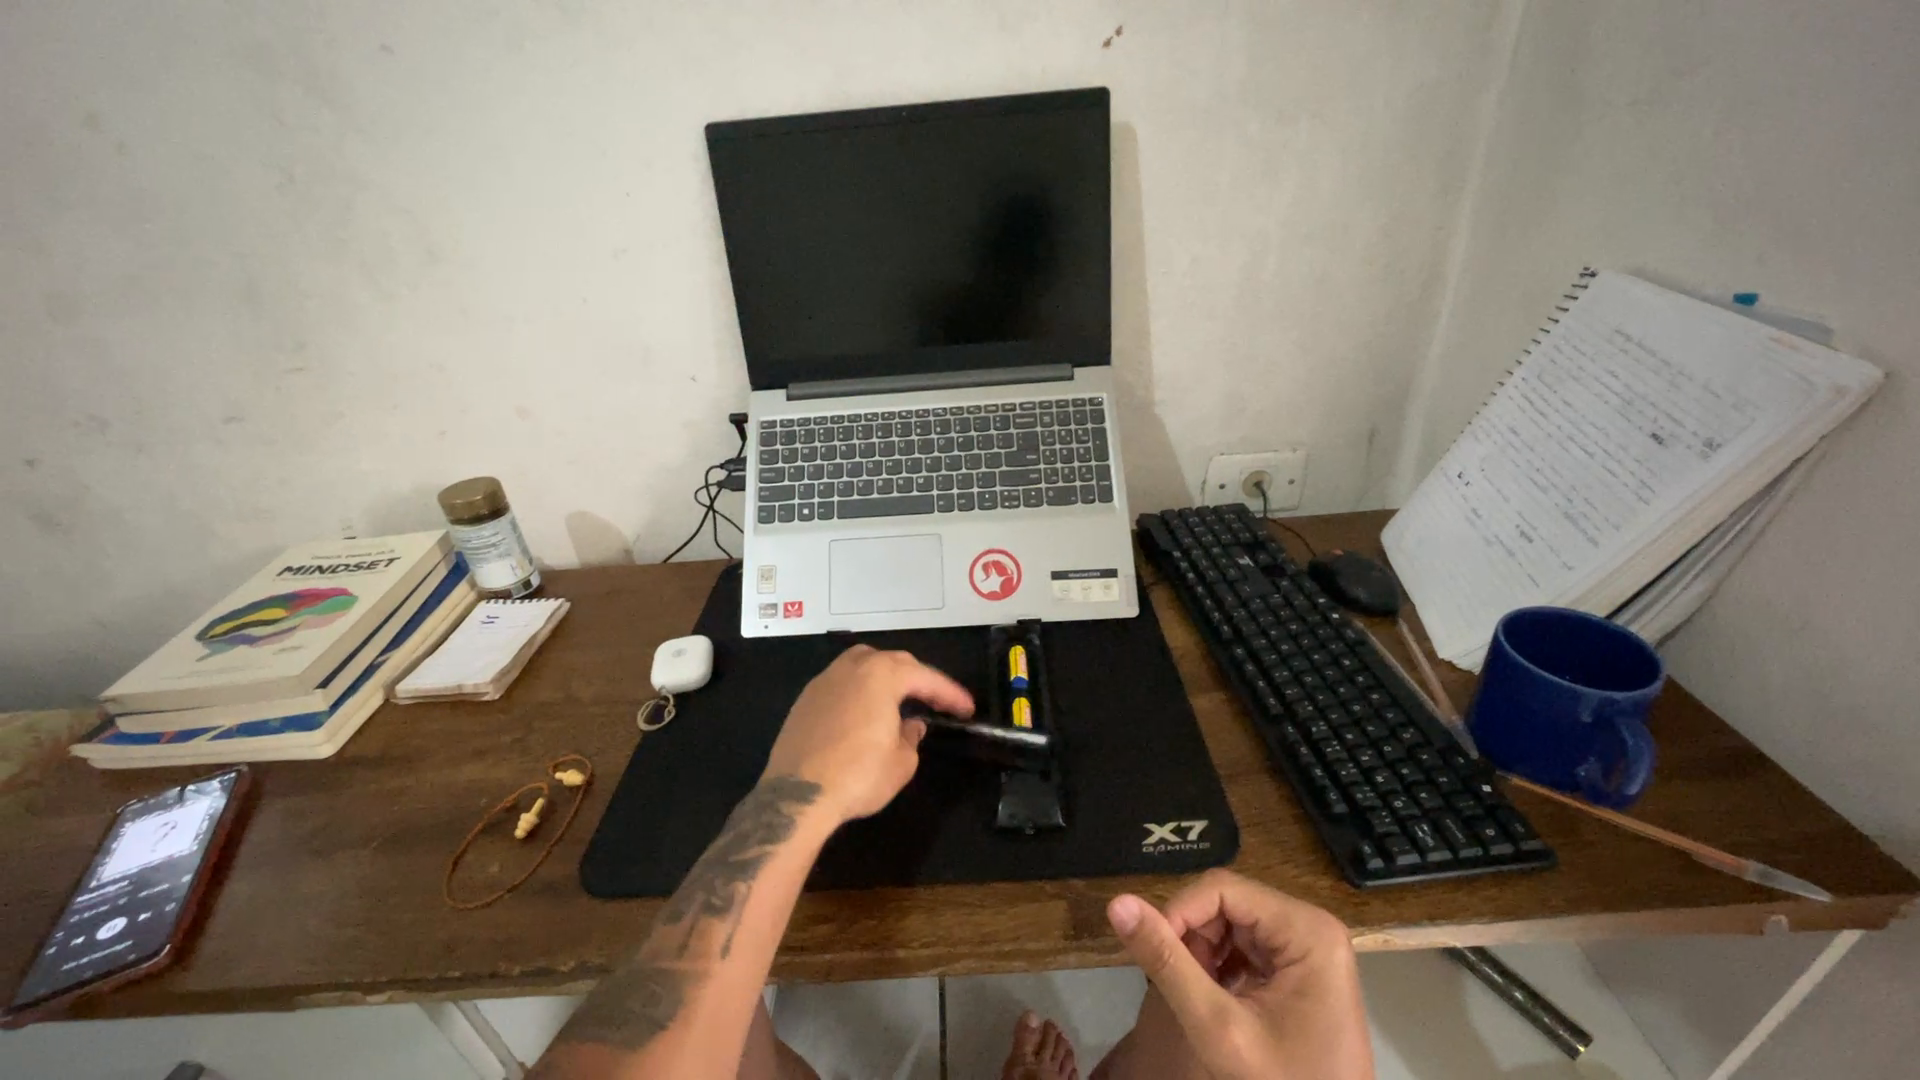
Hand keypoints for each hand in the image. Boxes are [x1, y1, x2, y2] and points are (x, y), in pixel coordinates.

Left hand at [763, 645, 974, 824]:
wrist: (796, 796)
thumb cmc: (858, 775)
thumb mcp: (901, 762)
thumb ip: (911, 738)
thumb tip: (909, 726)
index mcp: (881, 675)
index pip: (925, 677)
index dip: (950, 693)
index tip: (967, 708)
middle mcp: (851, 668)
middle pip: (893, 663)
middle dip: (919, 679)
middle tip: (937, 701)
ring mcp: (823, 681)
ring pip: (862, 666)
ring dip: (885, 678)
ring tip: (901, 698)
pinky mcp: (804, 701)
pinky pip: (841, 685)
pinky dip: (860, 692)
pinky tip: (865, 713)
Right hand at [1108, 870, 1373, 1079]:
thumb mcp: (1218, 1026)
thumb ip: (1167, 962)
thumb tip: (1116, 902)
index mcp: (1307, 929)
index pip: (1221, 889)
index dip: (1178, 913)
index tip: (1152, 955)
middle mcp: (1312, 925)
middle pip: (1227, 904)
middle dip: (1193, 939)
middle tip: (1179, 987)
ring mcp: (1309, 946)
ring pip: (1231, 923)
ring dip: (1203, 955)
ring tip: (1198, 998)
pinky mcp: (1301, 966)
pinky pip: (1246, 945)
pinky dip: (1220, 967)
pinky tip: (1216, 1001)